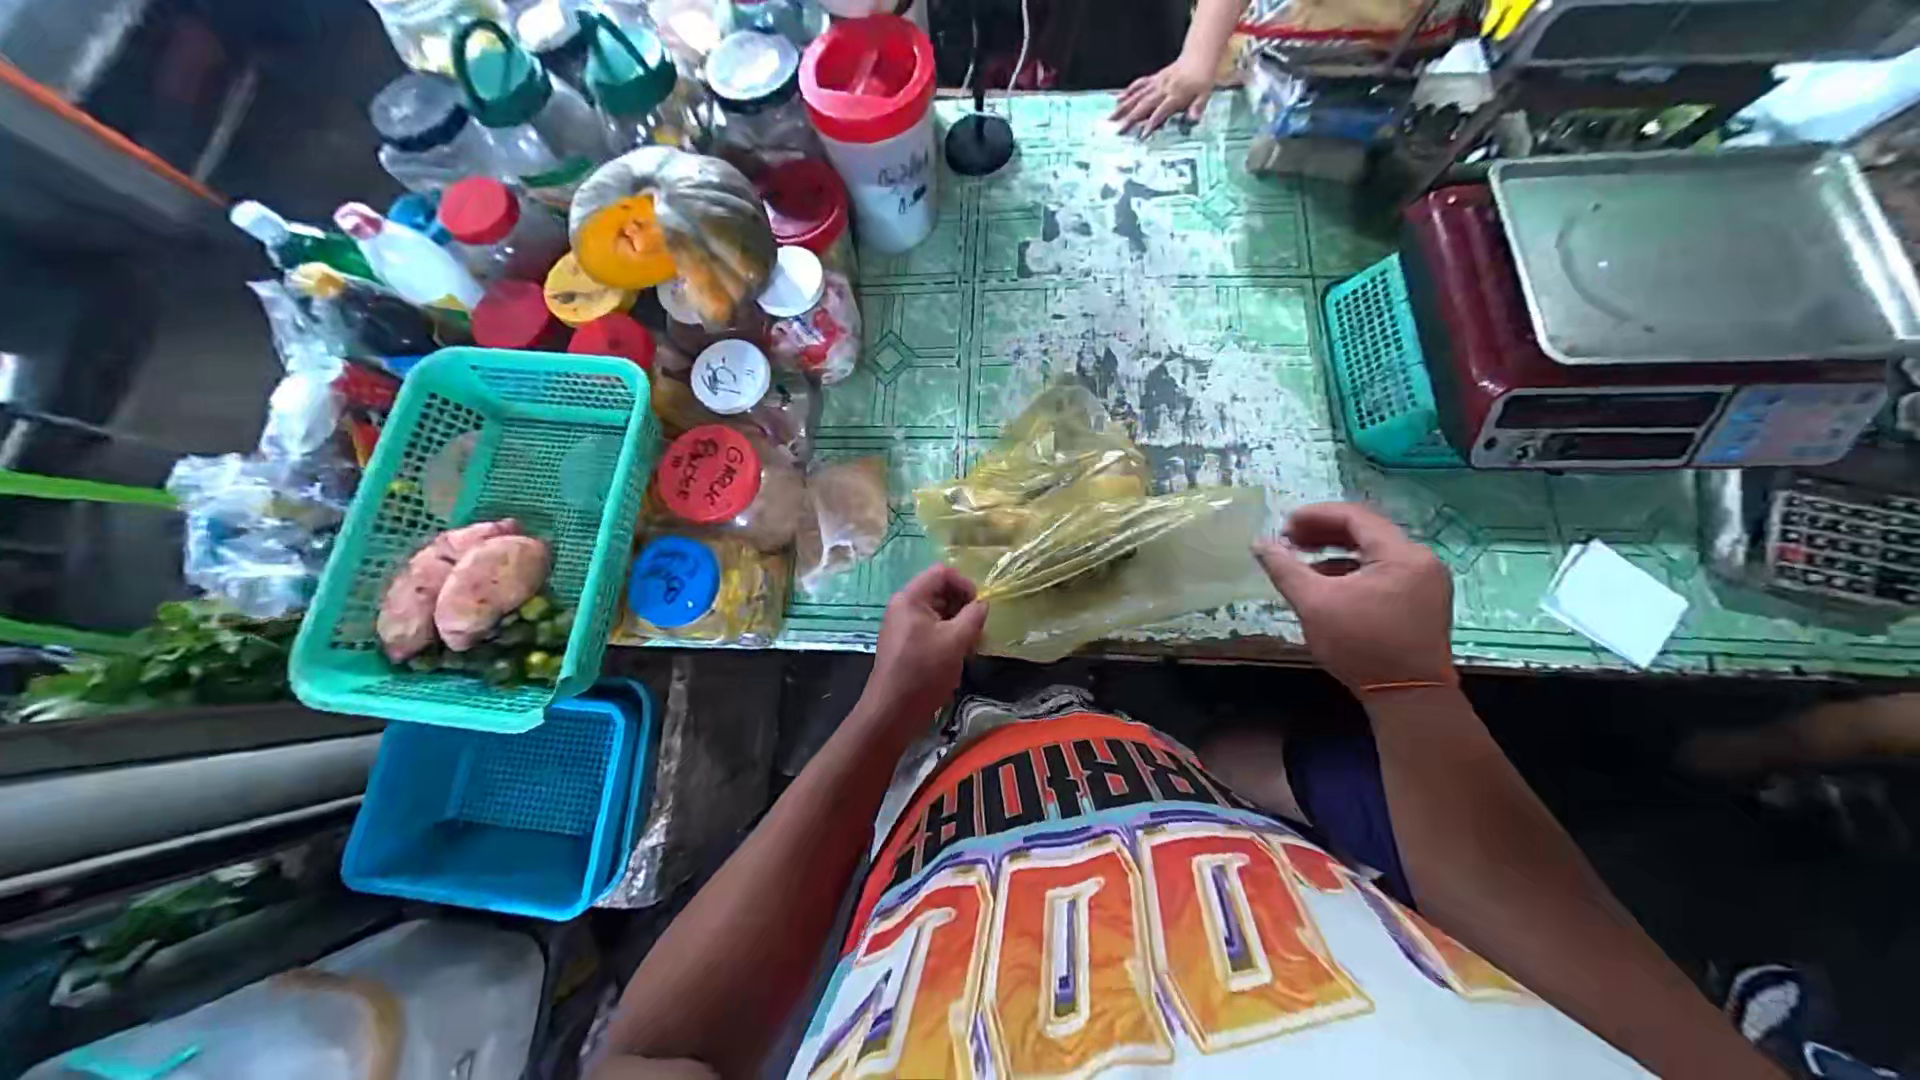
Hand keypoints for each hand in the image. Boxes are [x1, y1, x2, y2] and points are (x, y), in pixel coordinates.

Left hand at [864, 565, 988, 720]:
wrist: (893, 711)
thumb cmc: (924, 672)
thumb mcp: (956, 641)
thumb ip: (974, 616)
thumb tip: (983, 603)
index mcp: (911, 598)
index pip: (942, 573)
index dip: (965, 584)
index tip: (980, 606)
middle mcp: (904, 606)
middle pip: (940, 590)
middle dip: (963, 605)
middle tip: (978, 628)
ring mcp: (903, 625)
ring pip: (938, 611)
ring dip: (958, 622)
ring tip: (971, 643)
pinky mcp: (906, 642)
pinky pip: (931, 627)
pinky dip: (948, 634)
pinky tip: (959, 654)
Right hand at [1111, 53, 1214, 136]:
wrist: (1200, 54)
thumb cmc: (1202, 77)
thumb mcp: (1205, 93)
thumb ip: (1198, 107)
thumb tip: (1193, 119)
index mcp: (1176, 94)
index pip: (1161, 112)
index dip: (1151, 124)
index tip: (1142, 136)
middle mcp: (1163, 88)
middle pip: (1144, 105)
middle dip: (1130, 118)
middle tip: (1118, 130)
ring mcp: (1157, 82)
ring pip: (1137, 95)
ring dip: (1123, 107)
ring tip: (1111, 117)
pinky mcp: (1155, 78)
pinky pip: (1140, 84)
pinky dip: (1128, 91)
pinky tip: (1118, 98)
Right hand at [1255, 503, 1455, 692]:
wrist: (1408, 697)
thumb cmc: (1361, 646)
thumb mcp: (1314, 603)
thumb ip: (1285, 569)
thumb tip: (1259, 544)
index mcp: (1401, 555)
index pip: (1355, 517)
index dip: (1315, 516)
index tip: (1284, 525)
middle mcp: (1421, 560)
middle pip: (1366, 532)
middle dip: (1323, 533)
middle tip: (1289, 540)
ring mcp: (1425, 581)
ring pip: (1373, 552)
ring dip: (1335, 552)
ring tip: (1301, 560)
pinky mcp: (1421, 600)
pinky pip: (1382, 571)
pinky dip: (1352, 570)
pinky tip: (1325, 582)